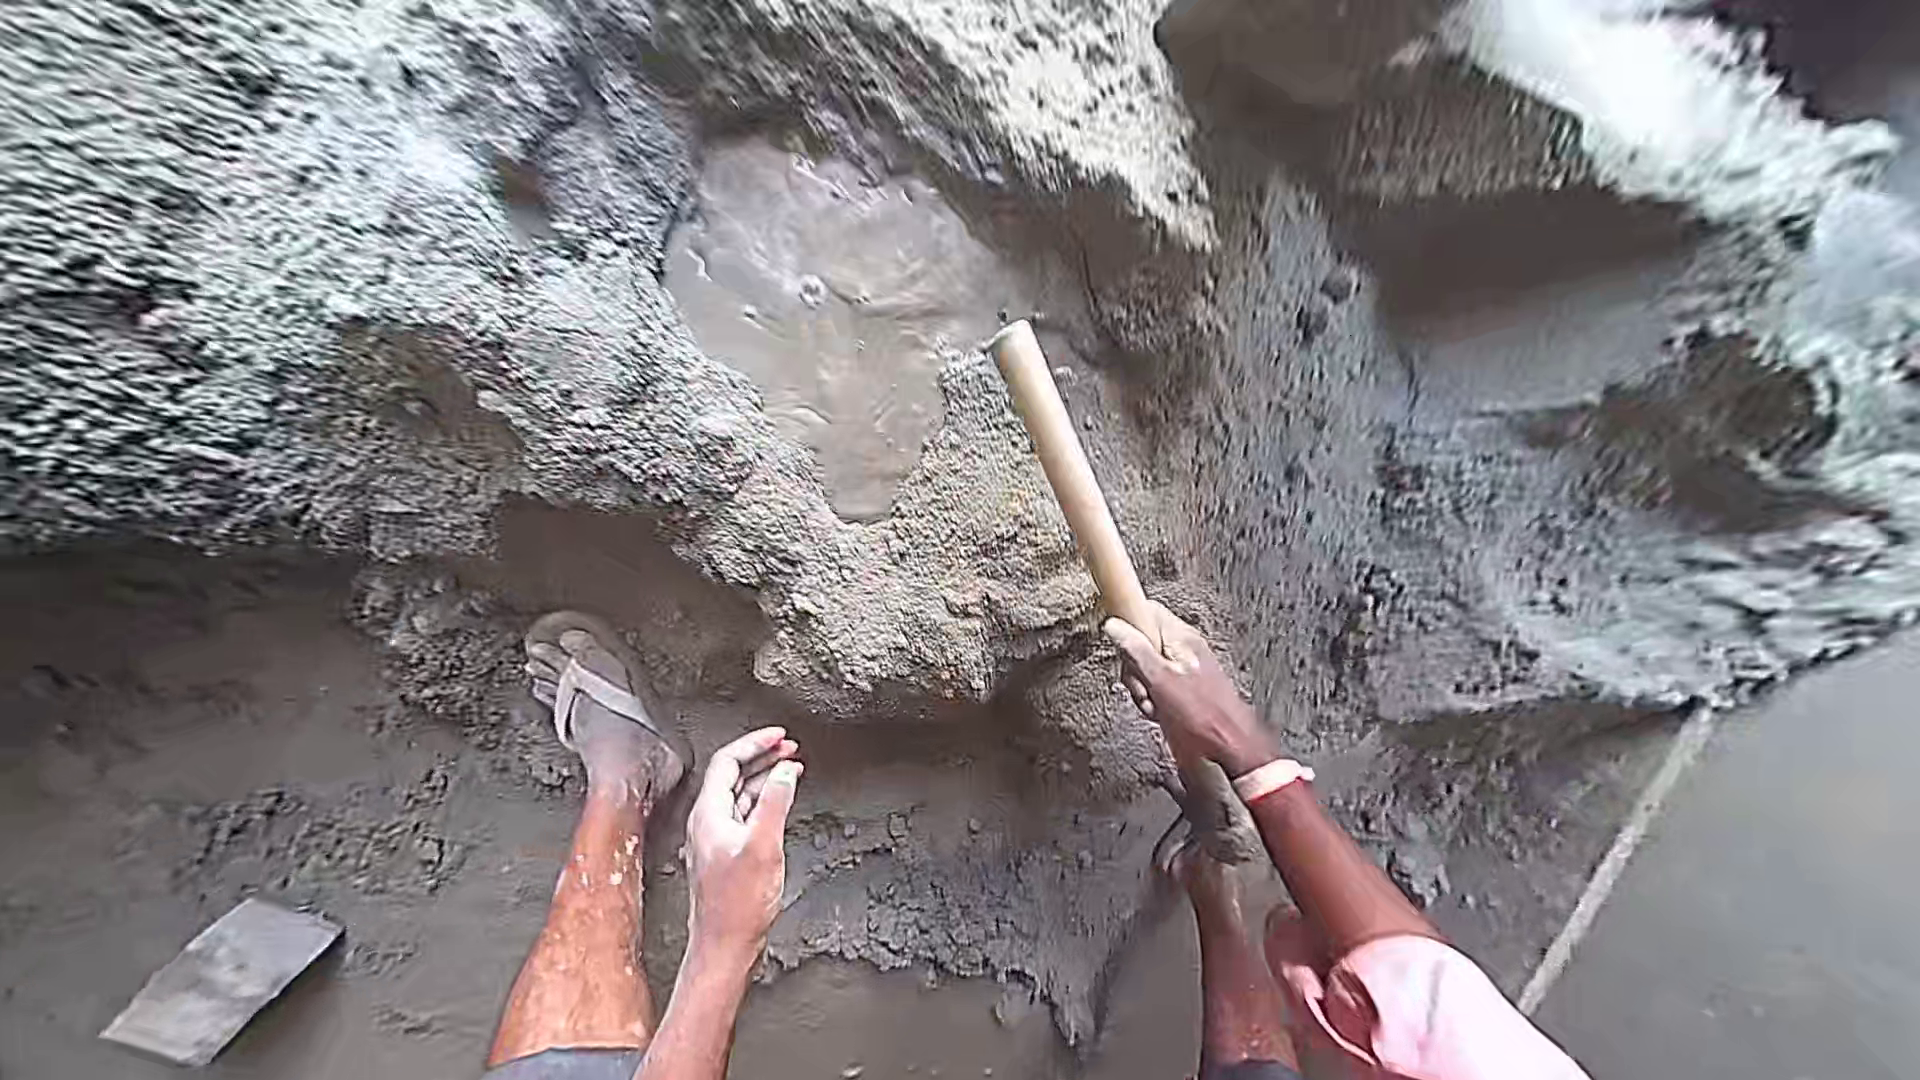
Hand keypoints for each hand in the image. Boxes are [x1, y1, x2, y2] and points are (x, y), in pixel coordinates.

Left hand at [684, 726, 803, 963]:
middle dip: (763, 755)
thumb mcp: (764, 845)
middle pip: (734, 773)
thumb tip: (786, 771)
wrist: (725, 949)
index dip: (755, 743)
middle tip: (790, 746)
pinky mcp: (728, 850)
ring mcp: (717, 836)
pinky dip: (765, 796)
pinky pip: (746, 809)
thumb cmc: (738, 906)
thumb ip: (776, 802)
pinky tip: (782, 797)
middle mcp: (708, 821)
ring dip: (766, 774)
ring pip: (741, 791)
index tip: (779, 735)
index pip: (728, 761)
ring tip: (791, 765)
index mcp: (709, 814)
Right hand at [1104, 602, 1278, 776]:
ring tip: (1153, 703)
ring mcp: (1184, 665)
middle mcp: (1184, 646)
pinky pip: (1157, 680)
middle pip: (1141, 640)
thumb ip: (1135, 650)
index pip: (1146, 610)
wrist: (1231, 746)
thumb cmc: (1205, 716)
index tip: (1120, 645)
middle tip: (1142, 686)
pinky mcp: (1184, 683)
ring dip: (1142, 686)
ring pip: (1146, 664)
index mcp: (1180, 638)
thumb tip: (1114, 626)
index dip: (1128, 624)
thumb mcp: (1160, 681)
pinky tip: (1160, 710)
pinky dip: (1153, 696)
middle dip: (1133, 667)